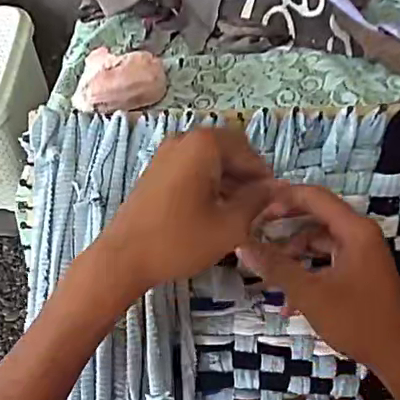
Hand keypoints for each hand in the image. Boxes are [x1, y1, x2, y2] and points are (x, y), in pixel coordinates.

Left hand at [87, 126, 276, 297]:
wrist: (123, 258)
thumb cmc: (179, 241)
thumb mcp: (229, 225)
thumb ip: (258, 201)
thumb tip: (276, 189)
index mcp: (204, 144)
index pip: (249, 151)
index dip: (265, 177)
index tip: (274, 202)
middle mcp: (183, 140)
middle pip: (228, 153)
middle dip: (246, 179)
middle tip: (256, 210)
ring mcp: (165, 155)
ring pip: (209, 163)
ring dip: (227, 184)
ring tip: (236, 216)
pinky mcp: (155, 173)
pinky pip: (191, 171)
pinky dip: (207, 186)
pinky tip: (212, 214)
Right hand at [236, 184, 399, 374]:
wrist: (396, 355)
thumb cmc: (355, 320)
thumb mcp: (309, 293)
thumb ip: (276, 267)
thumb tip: (243, 246)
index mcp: (354, 231)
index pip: (314, 197)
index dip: (282, 199)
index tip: (254, 209)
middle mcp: (360, 236)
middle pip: (314, 219)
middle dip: (283, 229)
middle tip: (253, 236)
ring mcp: (362, 255)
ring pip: (318, 244)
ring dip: (292, 258)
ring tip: (267, 277)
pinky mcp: (360, 273)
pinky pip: (326, 262)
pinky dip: (307, 274)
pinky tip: (288, 303)